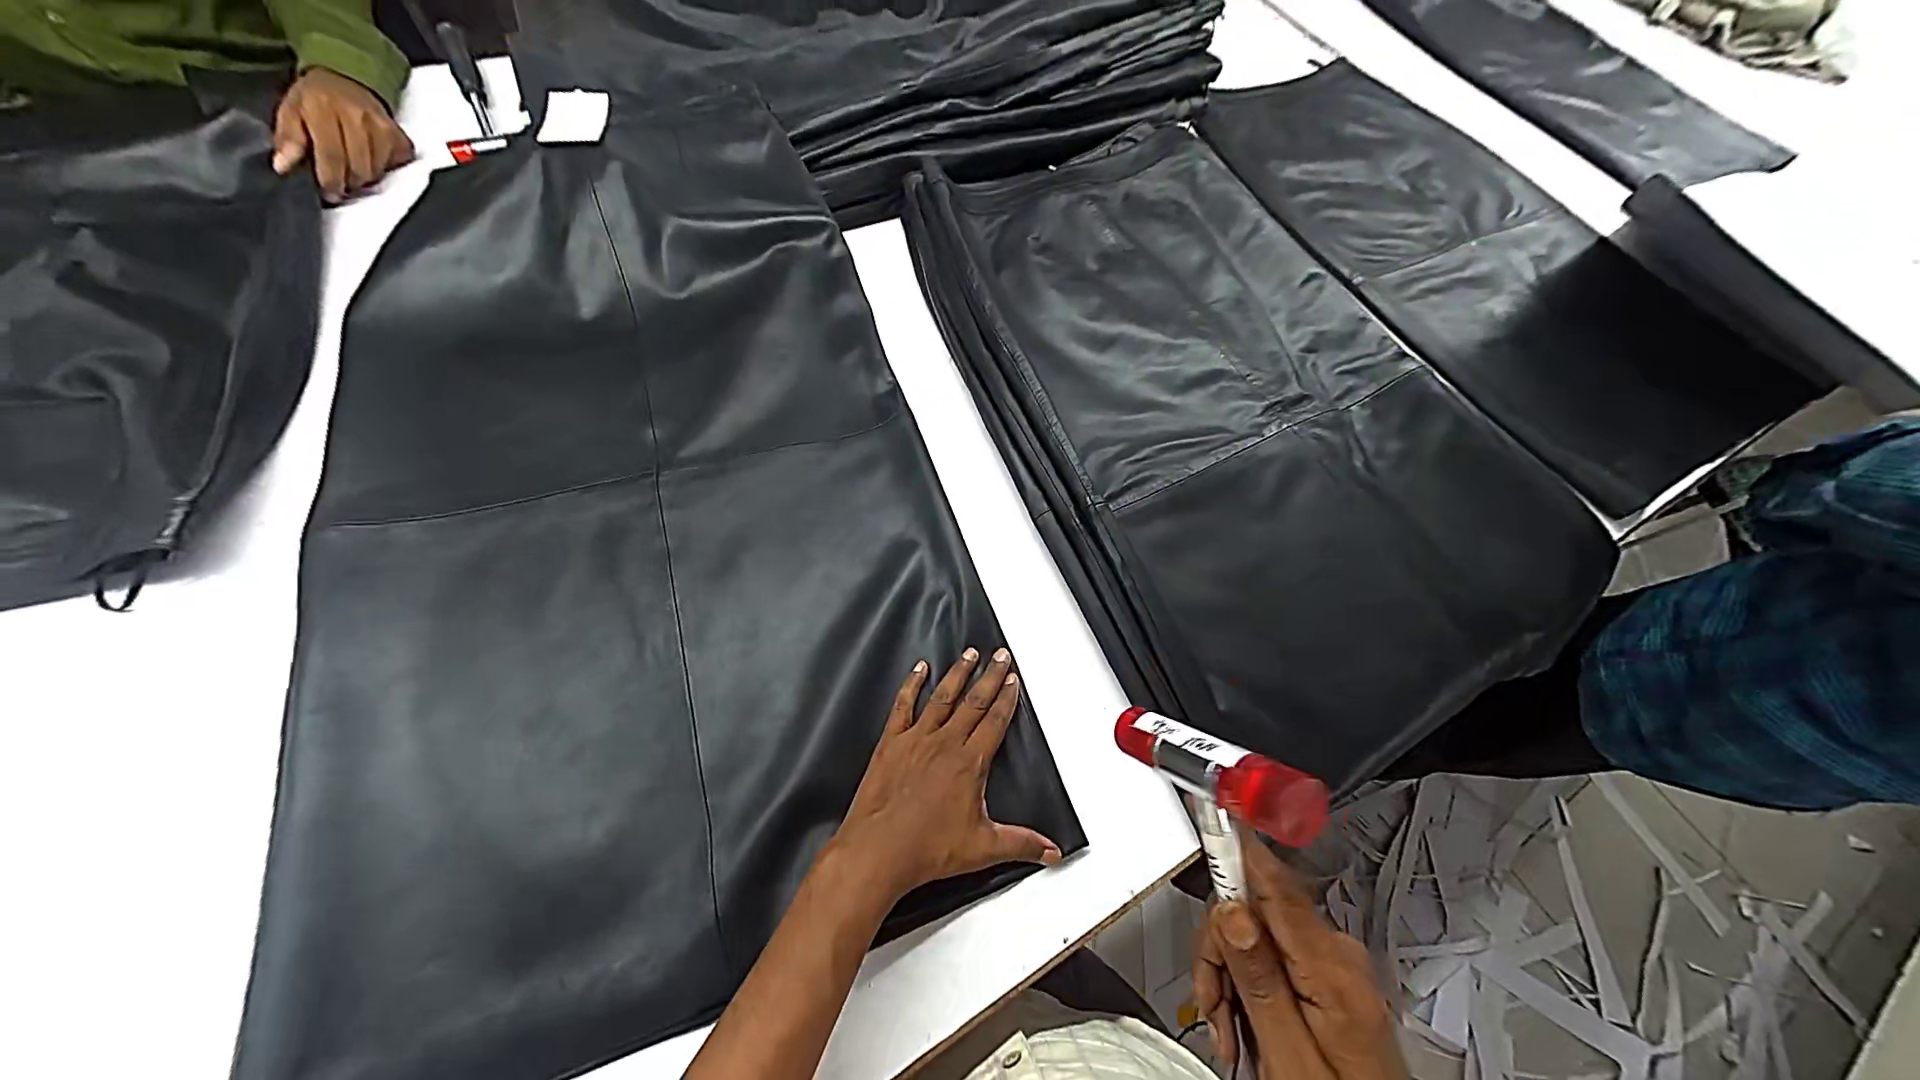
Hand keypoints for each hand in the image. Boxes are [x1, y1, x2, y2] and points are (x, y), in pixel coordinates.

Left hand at [273, 67, 413, 201]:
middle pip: (359, 168)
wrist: (348, 80)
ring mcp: (383, 128)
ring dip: (366, 177)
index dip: (331, 179)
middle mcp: (357, 117)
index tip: (329, 193)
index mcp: (323, 108)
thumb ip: (288, 139)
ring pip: (379, 171)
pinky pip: (396, 166)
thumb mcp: (290, 111)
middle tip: (341, 182)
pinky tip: (372, 161)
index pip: (332, 155)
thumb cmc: (315, 98)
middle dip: (350, 181)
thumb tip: (282, 166)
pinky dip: (385, 169)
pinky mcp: (401, 138)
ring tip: (354, 170)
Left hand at [828, 648, 1062, 902]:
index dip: (1007, 698)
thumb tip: (1050, 851)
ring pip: (943, 697)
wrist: (880, 850)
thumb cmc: (926, 848)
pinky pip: (903, 705)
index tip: (1013, 680)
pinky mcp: (891, 743)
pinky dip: (912, 684)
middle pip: (974, 701)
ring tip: (969, 654)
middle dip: (991, 676)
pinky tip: (919, 670)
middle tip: (1000, 656)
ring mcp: (916, 740)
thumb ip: (1021, 843)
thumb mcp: (983, 848)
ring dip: (958, 673)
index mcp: (969, 763)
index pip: (995, 721)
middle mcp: (944, 744)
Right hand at [1193, 830, 1407, 1079]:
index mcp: (1333, 971)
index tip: (1211, 817)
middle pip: (1252, 909)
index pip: (1275, 885)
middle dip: (1219, 948)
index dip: (1237, 847)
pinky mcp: (1324, 971)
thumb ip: (1258, 979)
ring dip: (1227, 971)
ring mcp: (1332, 960)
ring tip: (1230, 1027)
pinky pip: (1266, 950)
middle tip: (1214, 1002)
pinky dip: (1244, 979)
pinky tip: (1245, 1020)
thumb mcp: (1289, 1058)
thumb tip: (1231, 911)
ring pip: (1251, 930)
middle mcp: (1337, 953)